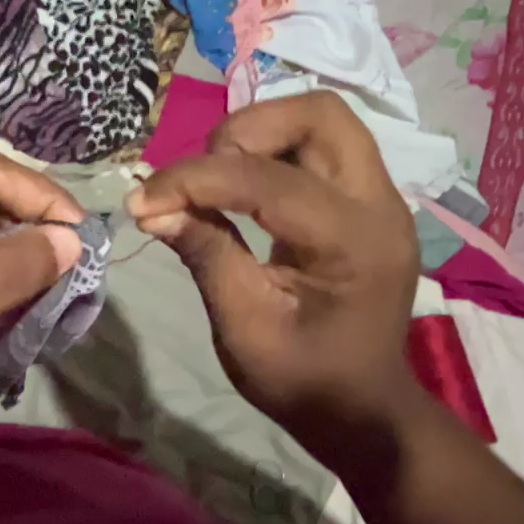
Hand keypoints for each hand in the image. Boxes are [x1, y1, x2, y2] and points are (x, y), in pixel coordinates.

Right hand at [125, 92, 420, 440]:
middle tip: (200, 176)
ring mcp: (379, 197)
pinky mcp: (366, 199)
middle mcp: (379, 204)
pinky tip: (240, 185)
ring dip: (258, 132)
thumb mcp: (243, 328)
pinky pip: (319, 143)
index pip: (268, 180)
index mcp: (353, 244)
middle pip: (317, 114)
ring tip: (215, 178)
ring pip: (320, 118)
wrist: (364, 409)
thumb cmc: (303, 381)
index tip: (143, 201)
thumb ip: (205, 255)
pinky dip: (271, 148)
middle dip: (244, 130)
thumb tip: (152, 208)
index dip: (195, 180)